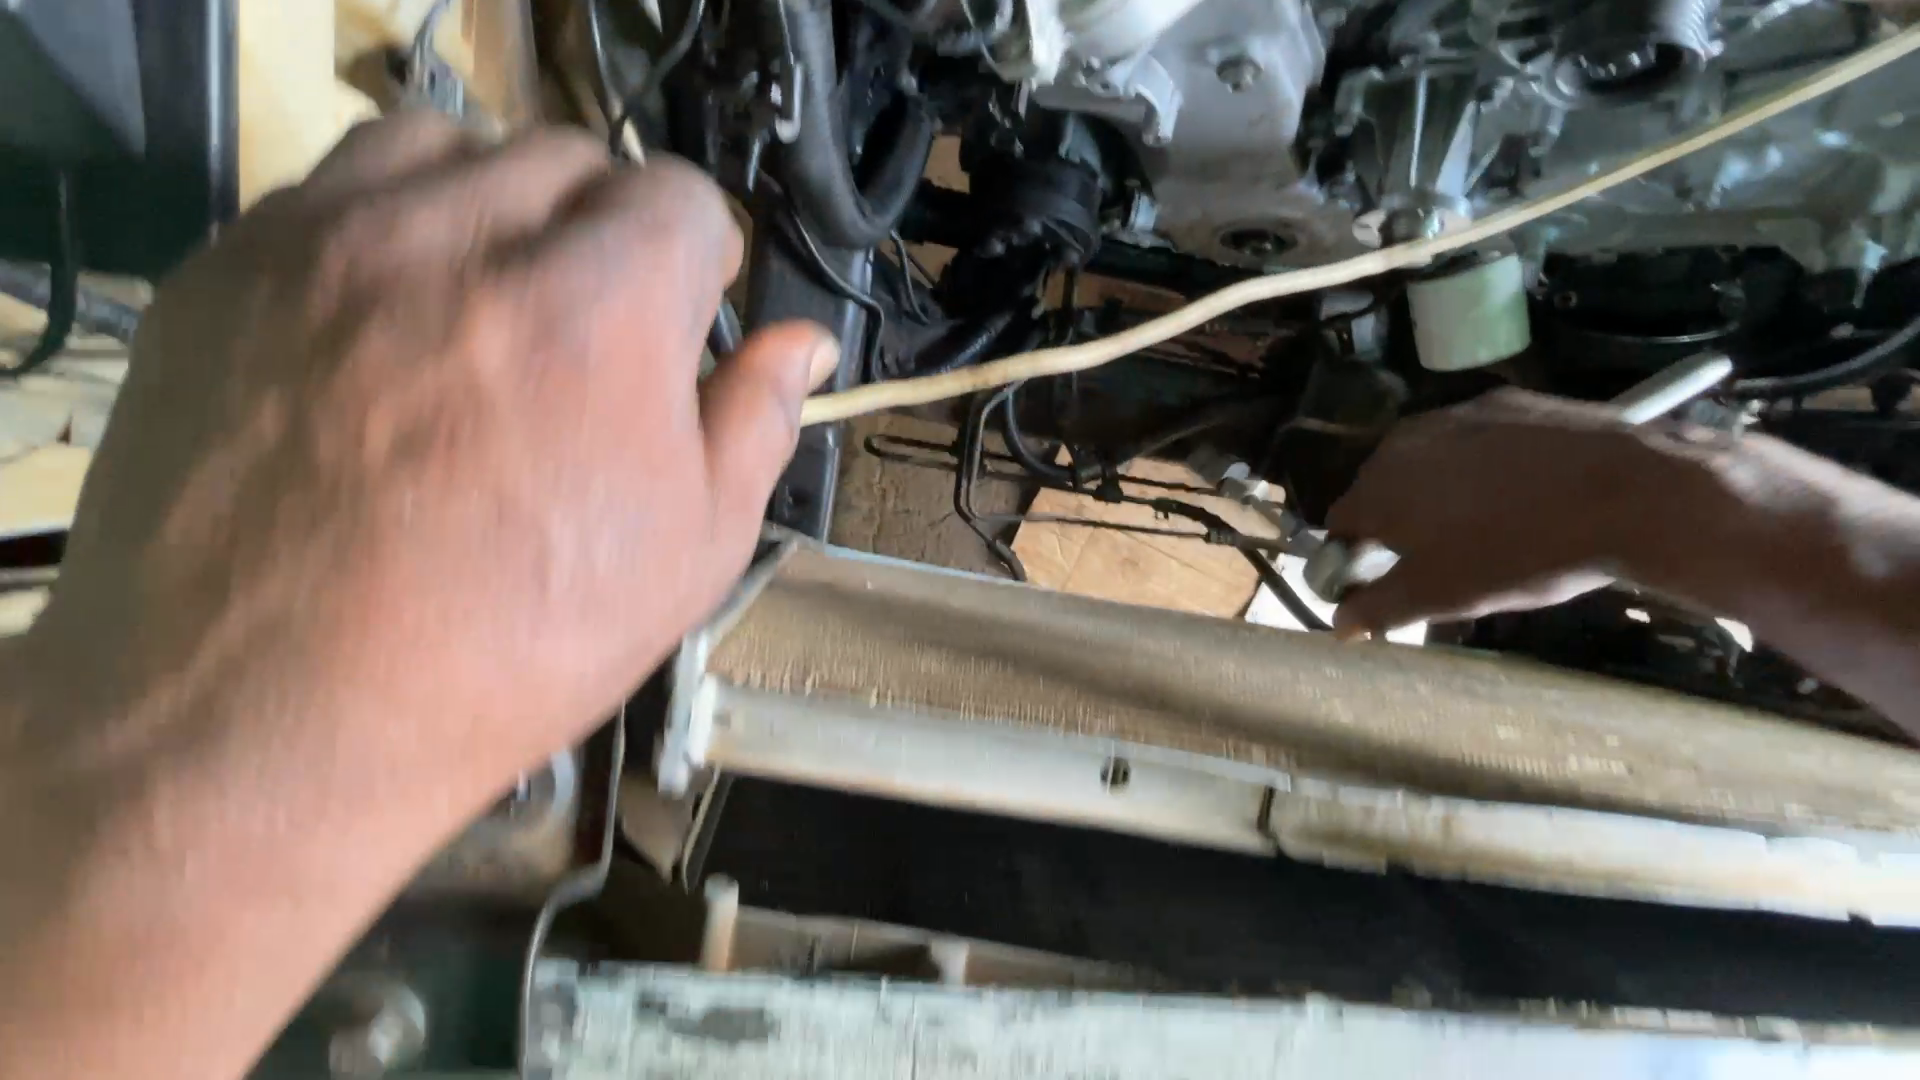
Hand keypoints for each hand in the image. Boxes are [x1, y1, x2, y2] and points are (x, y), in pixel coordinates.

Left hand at [22, 112, 836, 826]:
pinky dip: (405, 225)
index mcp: (602, 313)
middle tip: (607, 326)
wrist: (281, 715)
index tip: (692, 313)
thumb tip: (805, 343)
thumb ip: (760, 417)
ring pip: (457, 148)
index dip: (706, 255)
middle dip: (615, 229)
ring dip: (509, 209)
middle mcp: (465, 242)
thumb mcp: (696, 544)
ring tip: (509, 306)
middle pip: (576, 160)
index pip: (683, 197)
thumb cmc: (530, 637)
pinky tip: (412, 322)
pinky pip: (343, 188)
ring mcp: (333, 242)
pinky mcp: (233, 268)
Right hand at [1325, 388, 1678, 635]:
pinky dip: (1481, 463)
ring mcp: (1453, 414)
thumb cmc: (1518, 552)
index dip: (1354, 555)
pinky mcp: (1505, 401)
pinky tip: (1522, 490)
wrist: (1634, 494)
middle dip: (1396, 519)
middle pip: (1379, 488)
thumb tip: (1338, 624)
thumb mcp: (1440, 597)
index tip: (1384, 577)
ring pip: (1425, 461)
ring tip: (1484, 521)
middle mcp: (1400, 442)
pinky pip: (1472, 440)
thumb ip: (1377, 608)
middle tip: (1438, 554)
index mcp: (1375, 489)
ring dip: (1436, 489)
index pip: (1339, 524)